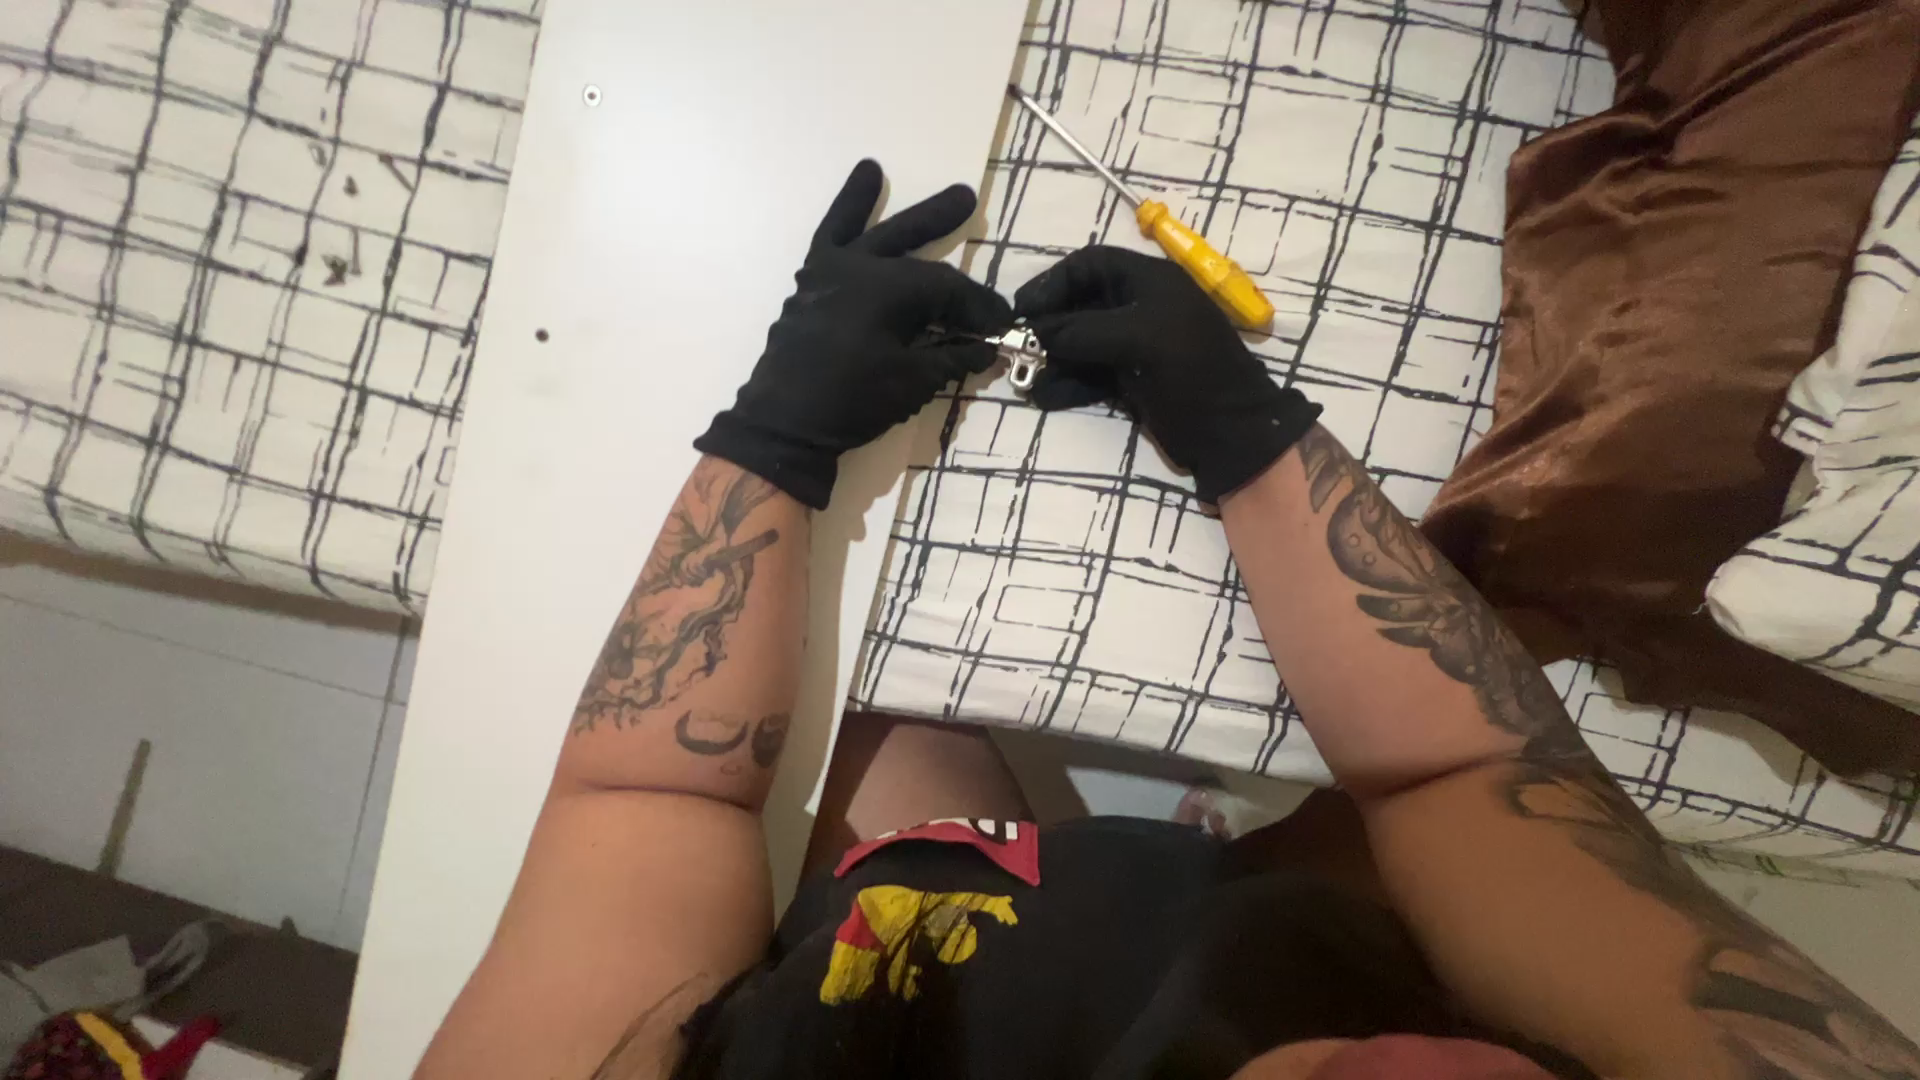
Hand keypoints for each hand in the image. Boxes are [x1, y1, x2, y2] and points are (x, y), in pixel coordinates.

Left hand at [694, 160, 1012, 508]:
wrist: (785, 422)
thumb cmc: (853, 401)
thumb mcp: (913, 382)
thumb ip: (953, 357)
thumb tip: (988, 349)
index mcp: (889, 289)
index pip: (947, 288)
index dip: (978, 305)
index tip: (1000, 323)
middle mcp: (860, 268)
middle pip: (914, 249)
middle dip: (944, 228)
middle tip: (970, 204)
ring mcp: (831, 272)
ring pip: (875, 232)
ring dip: (906, 212)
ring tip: (936, 188)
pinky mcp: (811, 283)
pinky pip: (832, 235)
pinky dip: (848, 207)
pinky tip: (867, 176)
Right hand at [1015, 245, 1319, 501]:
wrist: (1228, 431)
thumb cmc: (1192, 371)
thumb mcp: (1139, 339)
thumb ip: (1085, 331)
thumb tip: (1037, 334)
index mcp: (1149, 282)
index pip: (1089, 266)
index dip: (1052, 283)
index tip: (1022, 309)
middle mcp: (1138, 309)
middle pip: (1079, 306)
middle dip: (1047, 327)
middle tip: (1015, 349)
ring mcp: (1133, 347)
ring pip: (1079, 345)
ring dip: (1050, 361)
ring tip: (1024, 379)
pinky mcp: (1129, 381)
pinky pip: (1088, 375)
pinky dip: (1066, 385)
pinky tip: (1045, 397)